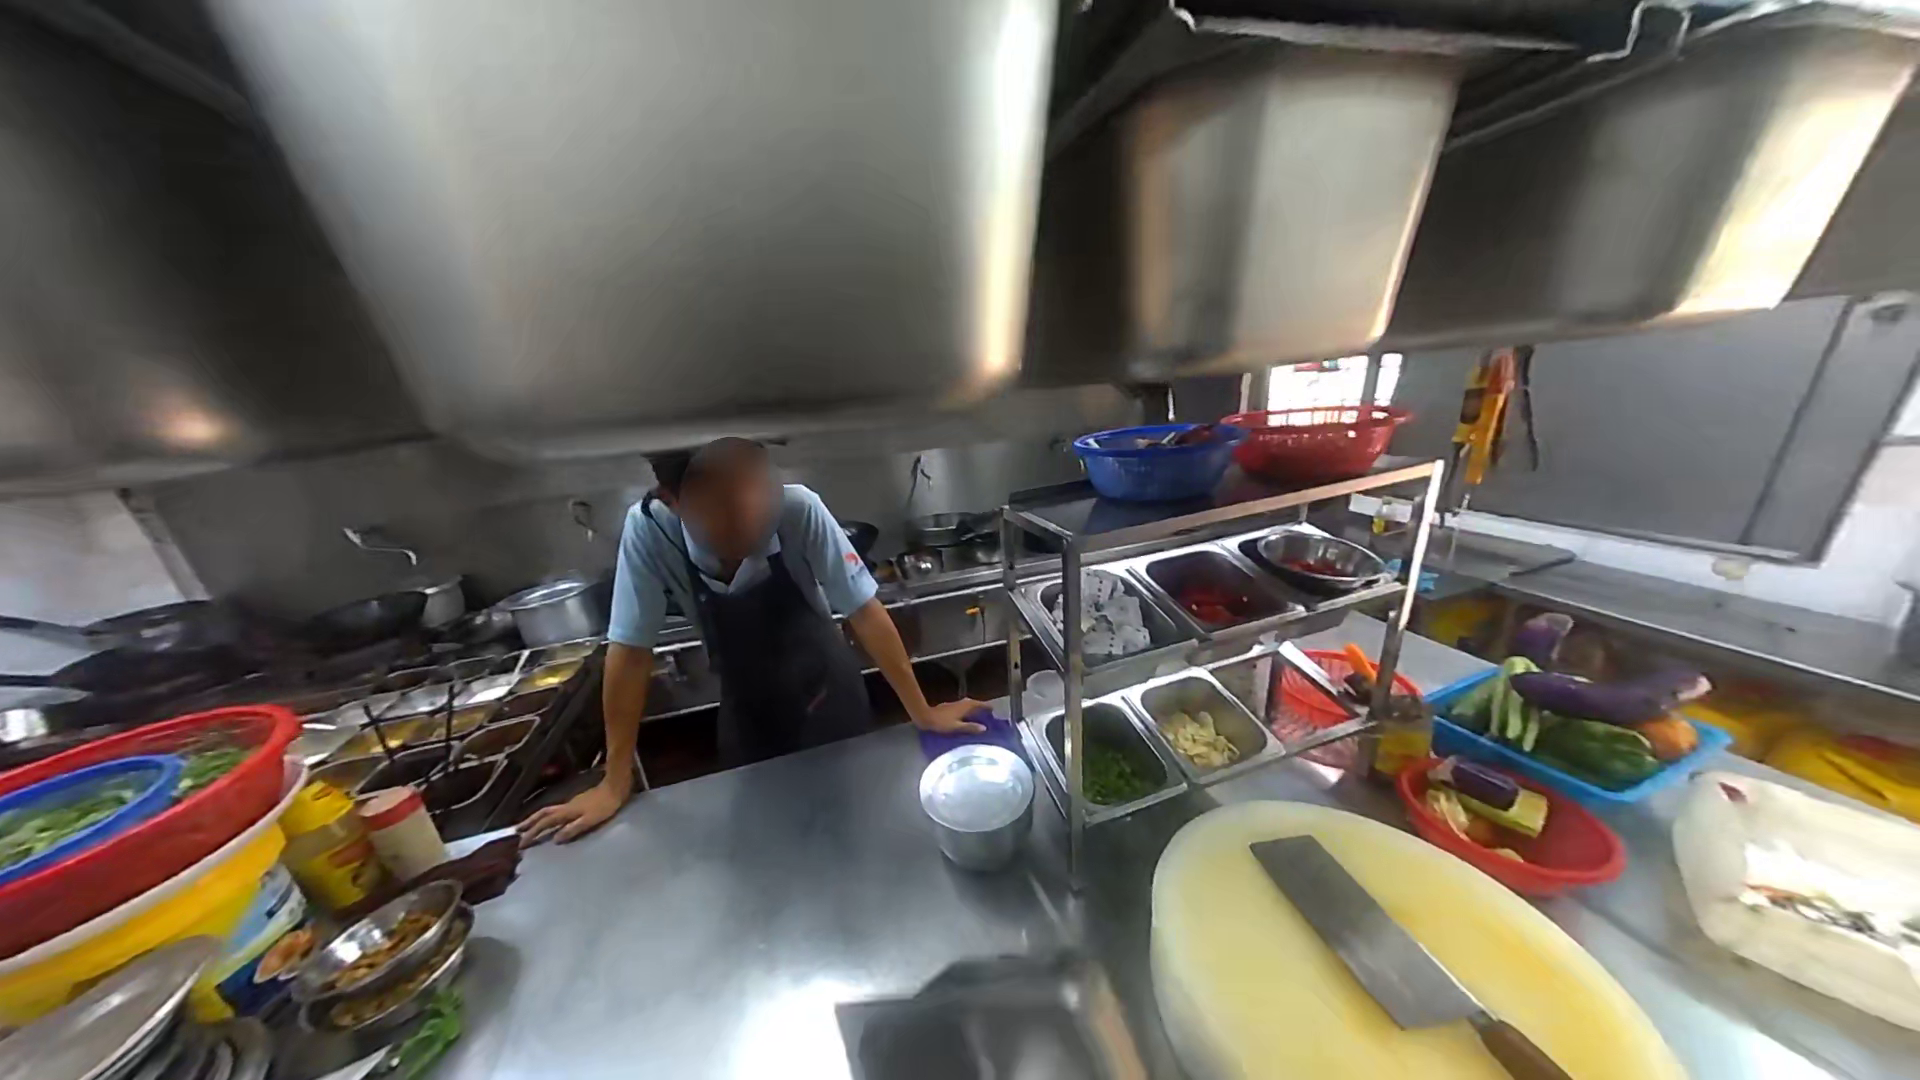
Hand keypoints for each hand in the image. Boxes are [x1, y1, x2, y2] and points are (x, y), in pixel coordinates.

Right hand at [516, 779, 628, 846]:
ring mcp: (573, 802)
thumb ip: (572, 829)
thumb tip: (554, 840)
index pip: (545, 823)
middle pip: (544, 814)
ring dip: (538, 818)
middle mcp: (567, 806)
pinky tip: (555, 819)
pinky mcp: (580, 801)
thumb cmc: (606, 805)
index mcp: (567, 812)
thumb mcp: (590, 820)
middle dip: (530, 822)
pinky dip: (550, 815)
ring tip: (531, 825)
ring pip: (550, 810)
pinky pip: (559, 809)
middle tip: (517, 830)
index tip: (521, 843)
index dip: (533, 833)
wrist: (617, 785)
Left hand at [914, 697, 988, 735]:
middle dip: (982, 707)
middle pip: (975, 703)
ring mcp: (956, 703)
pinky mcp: (951, 706)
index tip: (994, 710)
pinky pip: (964, 706)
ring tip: (980, 715)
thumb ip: (970, 727)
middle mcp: (962, 702)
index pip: (980, 704)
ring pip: (969, 704)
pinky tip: (967, 716)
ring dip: (975, 708)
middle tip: (989, 713)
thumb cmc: (942, 723)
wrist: (926, 717)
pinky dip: (968, 710)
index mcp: (965, 706)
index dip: (987, 707)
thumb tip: (984, 728)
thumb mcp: (957, 727)